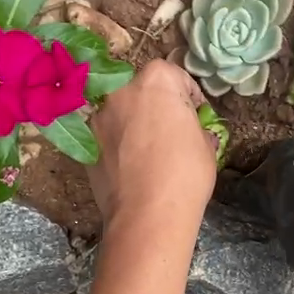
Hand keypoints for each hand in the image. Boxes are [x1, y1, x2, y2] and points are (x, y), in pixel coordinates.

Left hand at [88, 60, 217, 228]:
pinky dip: (117, 148)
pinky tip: (130, 170)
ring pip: (121, 116)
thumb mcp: (206, 147)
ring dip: (133, 127)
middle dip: (156, 108)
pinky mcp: (86, 147)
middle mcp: (122, 91)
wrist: (147, 216)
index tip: (195, 116)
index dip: (188, 98)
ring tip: (147, 155)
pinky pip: (108, 140)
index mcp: (156, 80)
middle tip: (170, 134)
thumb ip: (197, 129)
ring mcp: (99, 119)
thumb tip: (195, 134)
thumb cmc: (184, 176)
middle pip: (143, 93)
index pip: (175, 77)